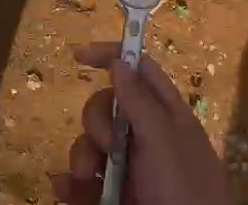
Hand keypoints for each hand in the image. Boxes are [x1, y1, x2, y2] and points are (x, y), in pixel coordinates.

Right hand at [50, 43, 229, 204]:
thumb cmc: (183, 193)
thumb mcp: (163, 142)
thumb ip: (140, 101)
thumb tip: (118, 60)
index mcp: (168, 118)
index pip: (140, 71)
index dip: (112, 56)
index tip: (79, 57)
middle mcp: (148, 139)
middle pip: (107, 107)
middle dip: (95, 122)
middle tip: (105, 145)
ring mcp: (131, 170)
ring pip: (92, 144)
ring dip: (81, 156)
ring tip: (83, 178)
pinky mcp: (115, 196)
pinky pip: (85, 180)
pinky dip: (72, 183)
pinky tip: (64, 188)